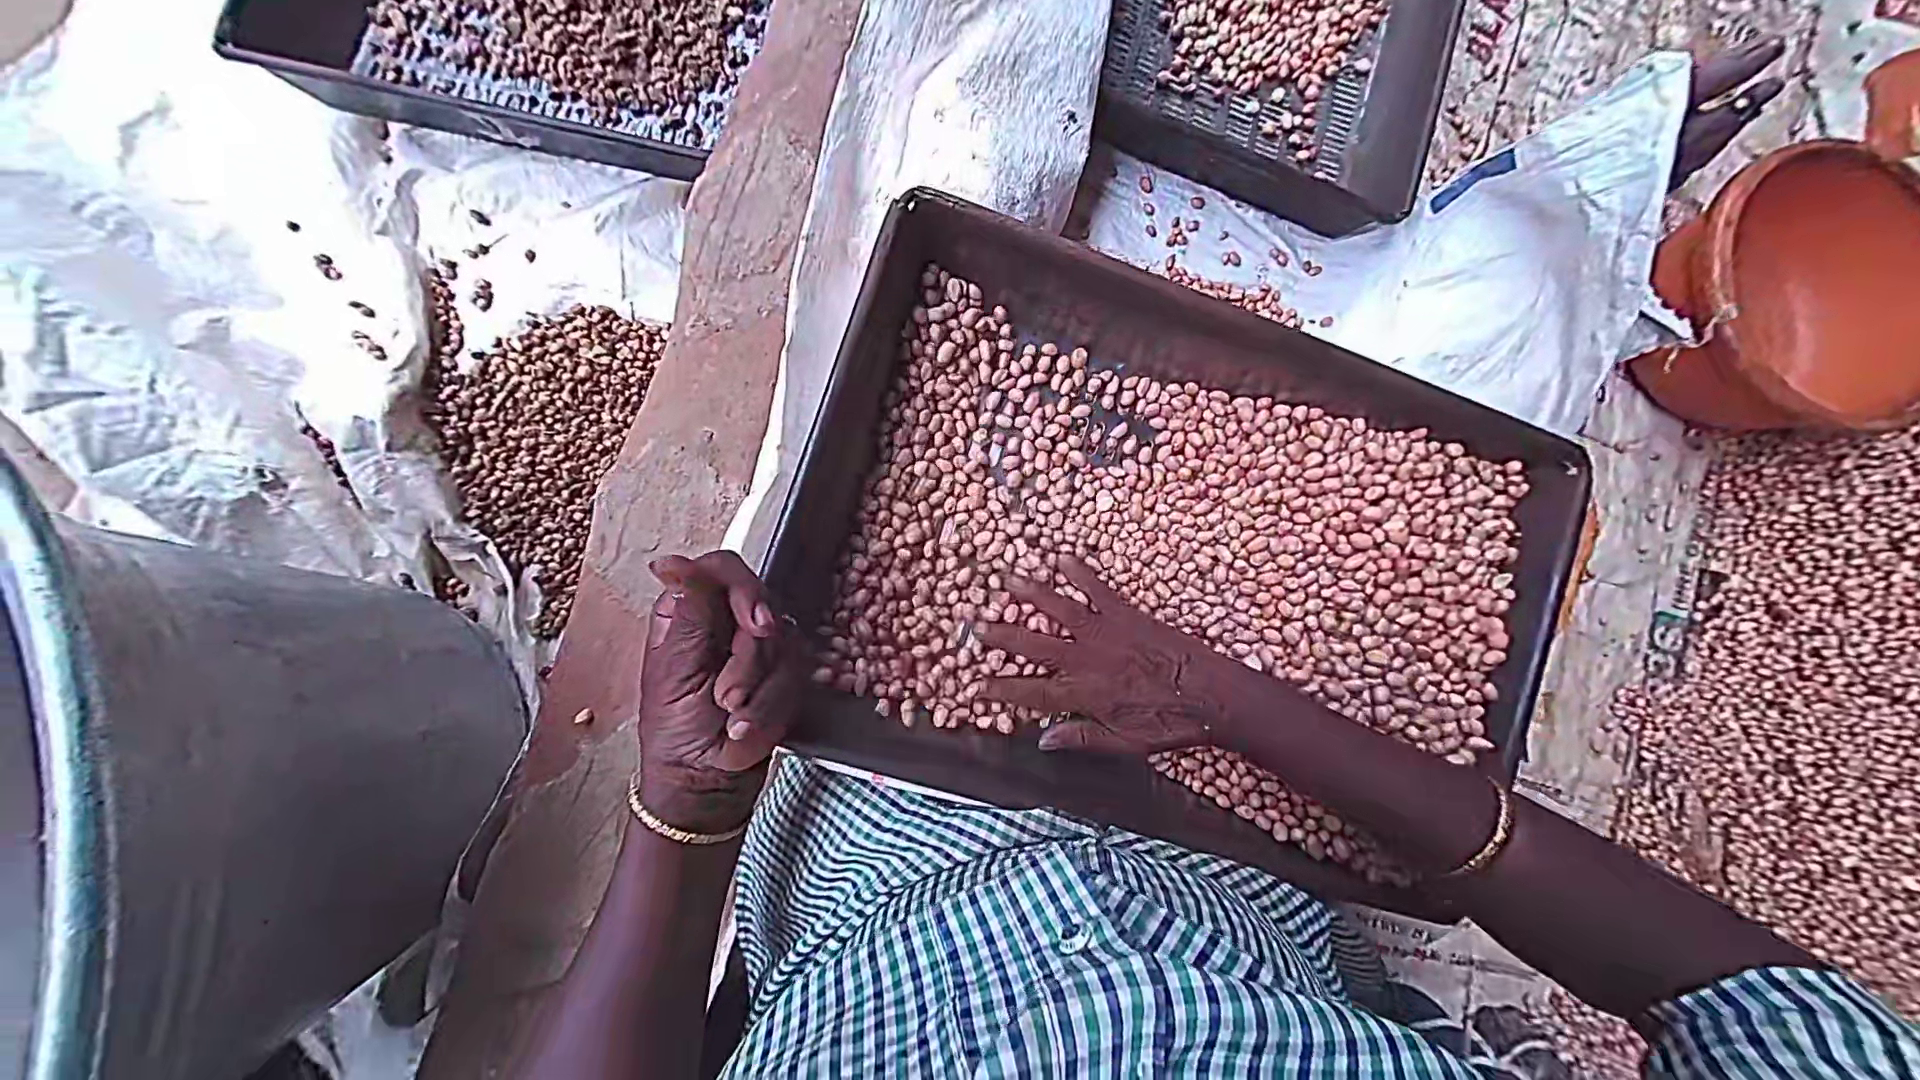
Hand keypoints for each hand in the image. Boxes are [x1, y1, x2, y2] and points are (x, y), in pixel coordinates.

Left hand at [637, 551, 803, 834]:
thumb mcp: (674, 675)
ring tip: (732, 720)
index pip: (723, 570)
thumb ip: (687, 616)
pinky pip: (796, 676)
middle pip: (762, 607)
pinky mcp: (781, 673)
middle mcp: (726, 623)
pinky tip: (748, 727)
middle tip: (728, 698)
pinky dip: (773, 707)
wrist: (705, 787)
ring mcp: (758, 648)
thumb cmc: (676, 735)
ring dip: (760, 691)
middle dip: (749, 660)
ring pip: (783, 644)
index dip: (744, 589)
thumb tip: (671, 563)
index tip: (755, 623)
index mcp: (690, 614)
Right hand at [976, 555, 1247, 753]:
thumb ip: (1080, 738)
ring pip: (1057, 609)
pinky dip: (1078, 573)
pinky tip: (1061, 558)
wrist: (1211, 694)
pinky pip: (1096, 589)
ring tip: (1007, 580)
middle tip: (976, 624)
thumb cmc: (1169, 723)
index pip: (1031, 692)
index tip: (976, 685)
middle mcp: (1084, 659)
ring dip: (1029, 594)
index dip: (1001, 689)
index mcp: (1082, 694)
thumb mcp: (1123, 744)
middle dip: (1001, 635)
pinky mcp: (1124, 613)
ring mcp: (1103, 632)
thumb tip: (1042, 741)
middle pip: (1033, 645)